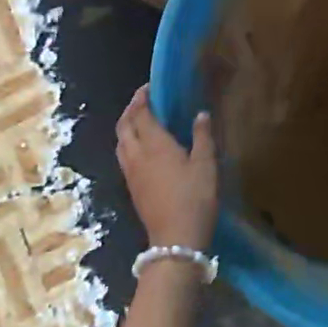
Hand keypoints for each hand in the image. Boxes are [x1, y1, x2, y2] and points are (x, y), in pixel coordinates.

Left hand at [116, 85, 217, 250]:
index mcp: (155, 144)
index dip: (142, 97)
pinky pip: (123, 156)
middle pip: (124, 125)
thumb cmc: (195, 198)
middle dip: (130, 109)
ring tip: (140, 122)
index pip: (141, 113)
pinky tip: (141, 149)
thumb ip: (202, 137)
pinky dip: (128, 143)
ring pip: (120, 141)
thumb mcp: (206, 165)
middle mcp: (136, 154)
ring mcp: (130, 172)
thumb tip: (200, 114)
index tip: (149, 87)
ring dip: (126, 126)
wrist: (175, 239)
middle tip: (143, 101)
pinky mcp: (131, 187)